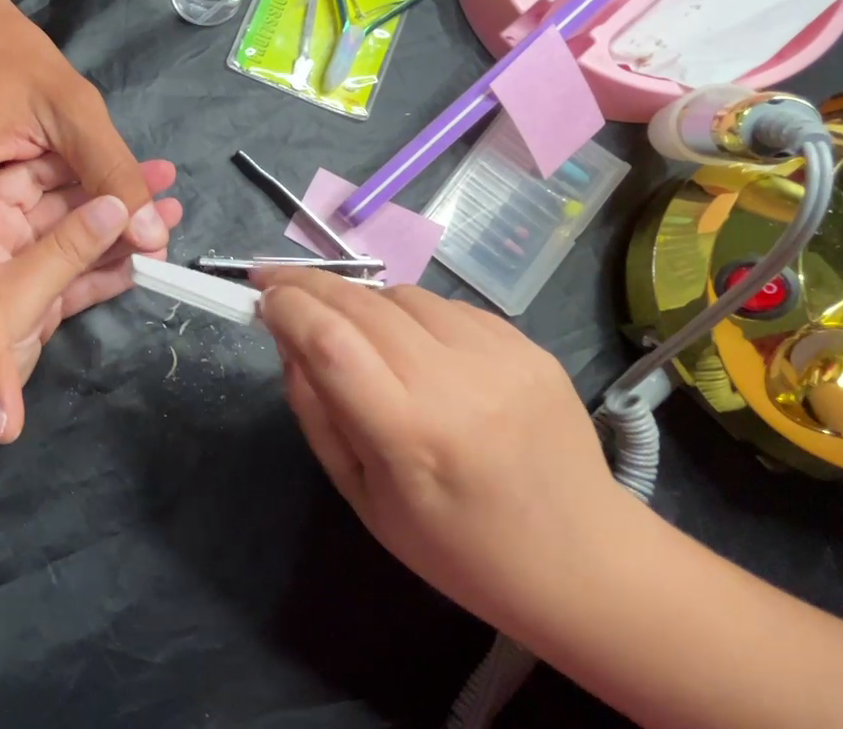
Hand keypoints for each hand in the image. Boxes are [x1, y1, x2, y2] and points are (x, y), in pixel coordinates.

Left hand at [0, 156, 183, 459]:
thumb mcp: (13, 300)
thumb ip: (69, 251)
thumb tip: (128, 213)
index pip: (39, 173)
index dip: (96, 168)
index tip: (152, 164)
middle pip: (61, 198)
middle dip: (116, 191)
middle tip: (169, 178)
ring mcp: (7, 263)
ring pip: (71, 236)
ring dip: (119, 231)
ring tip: (175, 209)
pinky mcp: (25, 300)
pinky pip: (69, 275)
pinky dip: (106, 268)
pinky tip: (146, 254)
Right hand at [254, 271, 623, 622]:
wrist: (582, 561)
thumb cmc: (456, 548)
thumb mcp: (362, 496)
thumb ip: (316, 414)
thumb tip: (288, 341)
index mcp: (410, 435)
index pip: (330, 341)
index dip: (287, 307)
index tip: (261, 298)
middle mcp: (457, 383)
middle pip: (361, 303)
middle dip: (307, 284)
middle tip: (274, 282)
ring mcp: (501, 357)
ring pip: (402, 295)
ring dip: (360, 300)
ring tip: (349, 326)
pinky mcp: (528, 346)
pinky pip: (447, 307)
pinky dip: (410, 314)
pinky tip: (411, 345)